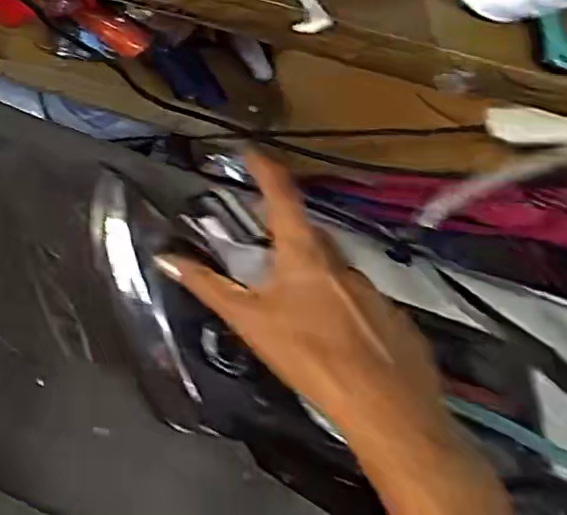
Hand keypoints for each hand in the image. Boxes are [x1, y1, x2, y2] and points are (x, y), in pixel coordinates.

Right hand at [156, 153, 445, 437]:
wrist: (390, 415)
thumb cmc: (311, 356)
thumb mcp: (248, 320)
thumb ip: (207, 285)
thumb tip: (166, 257)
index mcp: (305, 255)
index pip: (282, 197)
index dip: (265, 169)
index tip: (251, 151)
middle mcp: (343, 265)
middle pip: (311, 234)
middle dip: (287, 232)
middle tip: (265, 243)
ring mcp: (377, 295)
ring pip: (338, 272)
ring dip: (316, 275)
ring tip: (298, 301)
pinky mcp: (400, 327)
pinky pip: (364, 305)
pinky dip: (345, 308)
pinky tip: (335, 336)